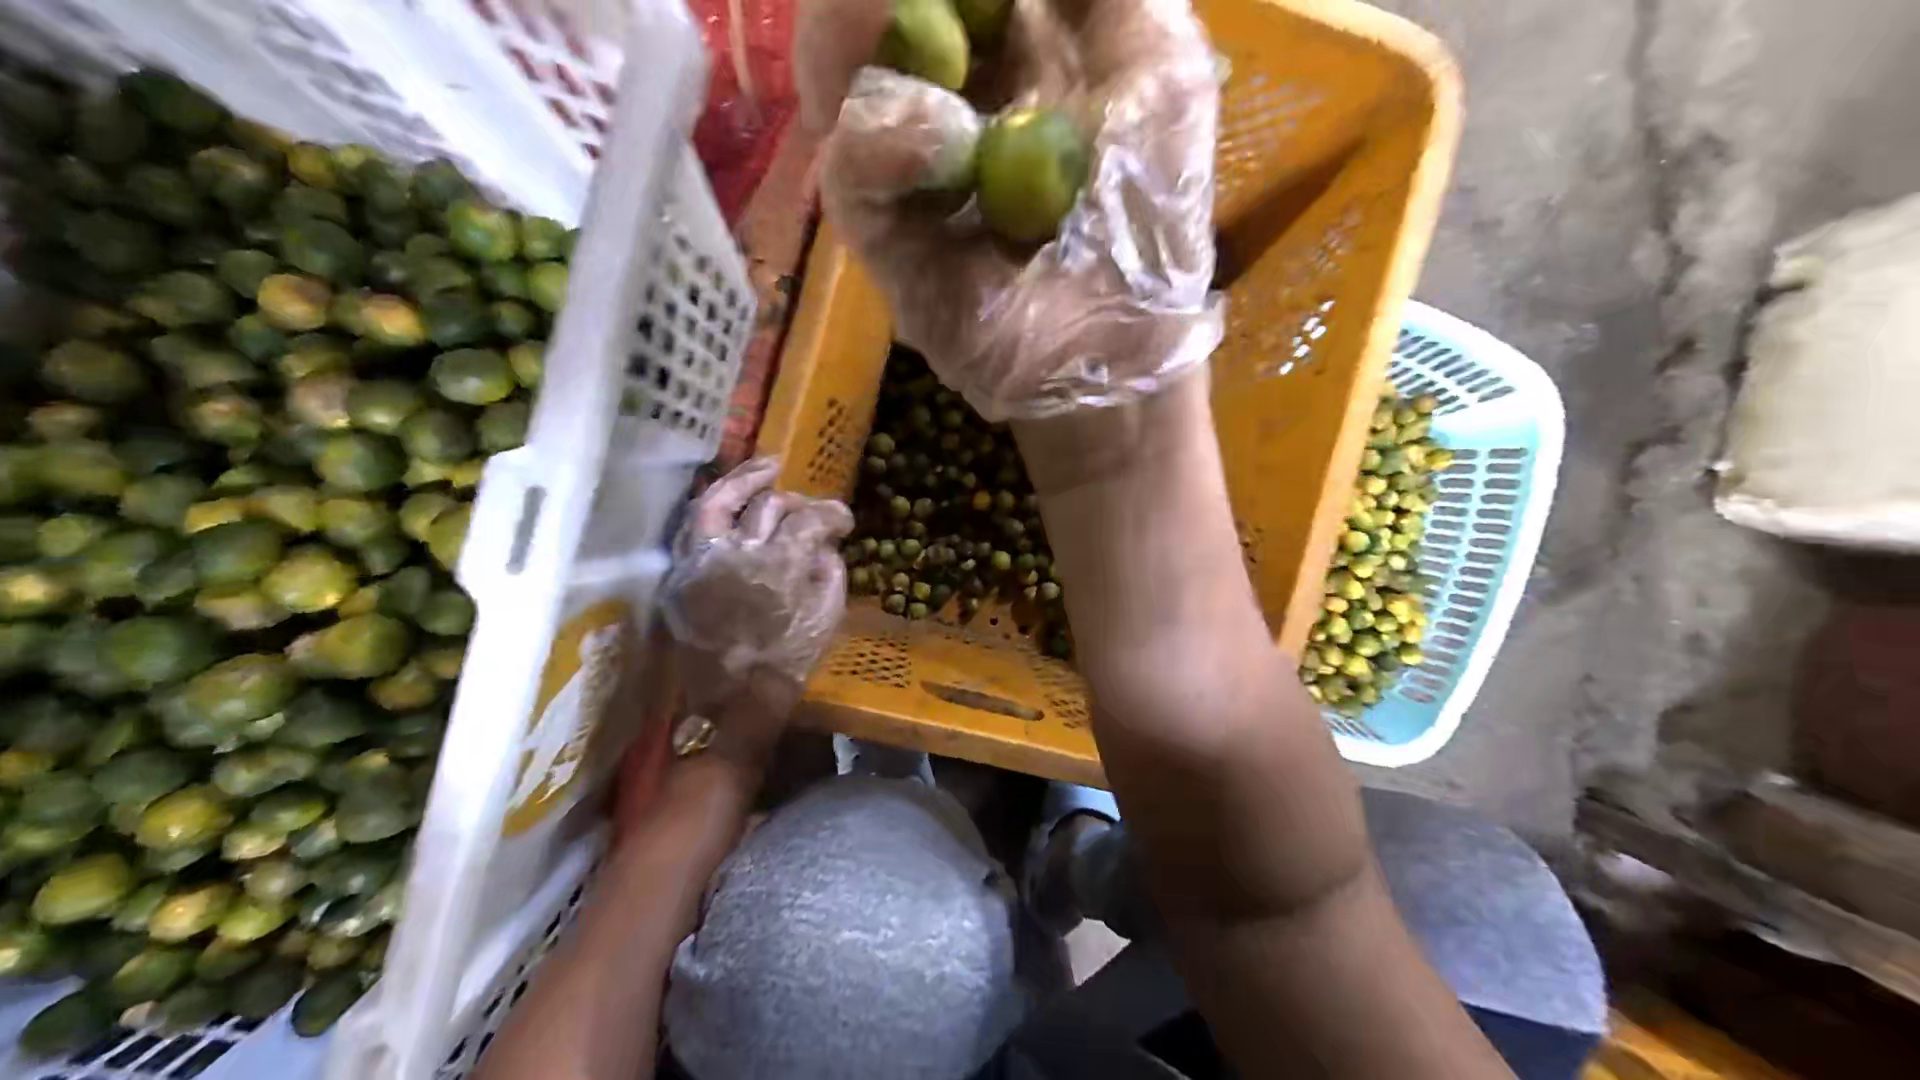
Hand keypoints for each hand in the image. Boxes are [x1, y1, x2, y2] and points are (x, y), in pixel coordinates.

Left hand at [660, 457, 854, 717]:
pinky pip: (692, 526)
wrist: (733, 702)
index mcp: (780, 568)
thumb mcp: (826, 616)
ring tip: (767, 468)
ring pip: (718, 501)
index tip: (843, 520)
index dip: (832, 514)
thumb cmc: (787, 661)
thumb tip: (823, 541)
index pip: (809, 520)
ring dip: (745, 480)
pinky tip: (731, 496)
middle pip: (769, 507)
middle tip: (808, 511)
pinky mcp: (679, 575)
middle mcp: (737, 554)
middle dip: (797, 503)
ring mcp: (700, 562)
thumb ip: (830, 569)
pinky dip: (713, 505)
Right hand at [797, 0, 1223, 420]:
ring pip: (835, 86)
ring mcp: (904, 177)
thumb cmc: (1148, 214)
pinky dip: (886, 143)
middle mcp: (940, 107)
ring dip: (849, 35)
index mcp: (1002, 61)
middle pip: (864, 26)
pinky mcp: (884, 242)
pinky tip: (944, 140)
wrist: (1120, 338)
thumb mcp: (1160, 70)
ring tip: (882, 12)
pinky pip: (853, 175)